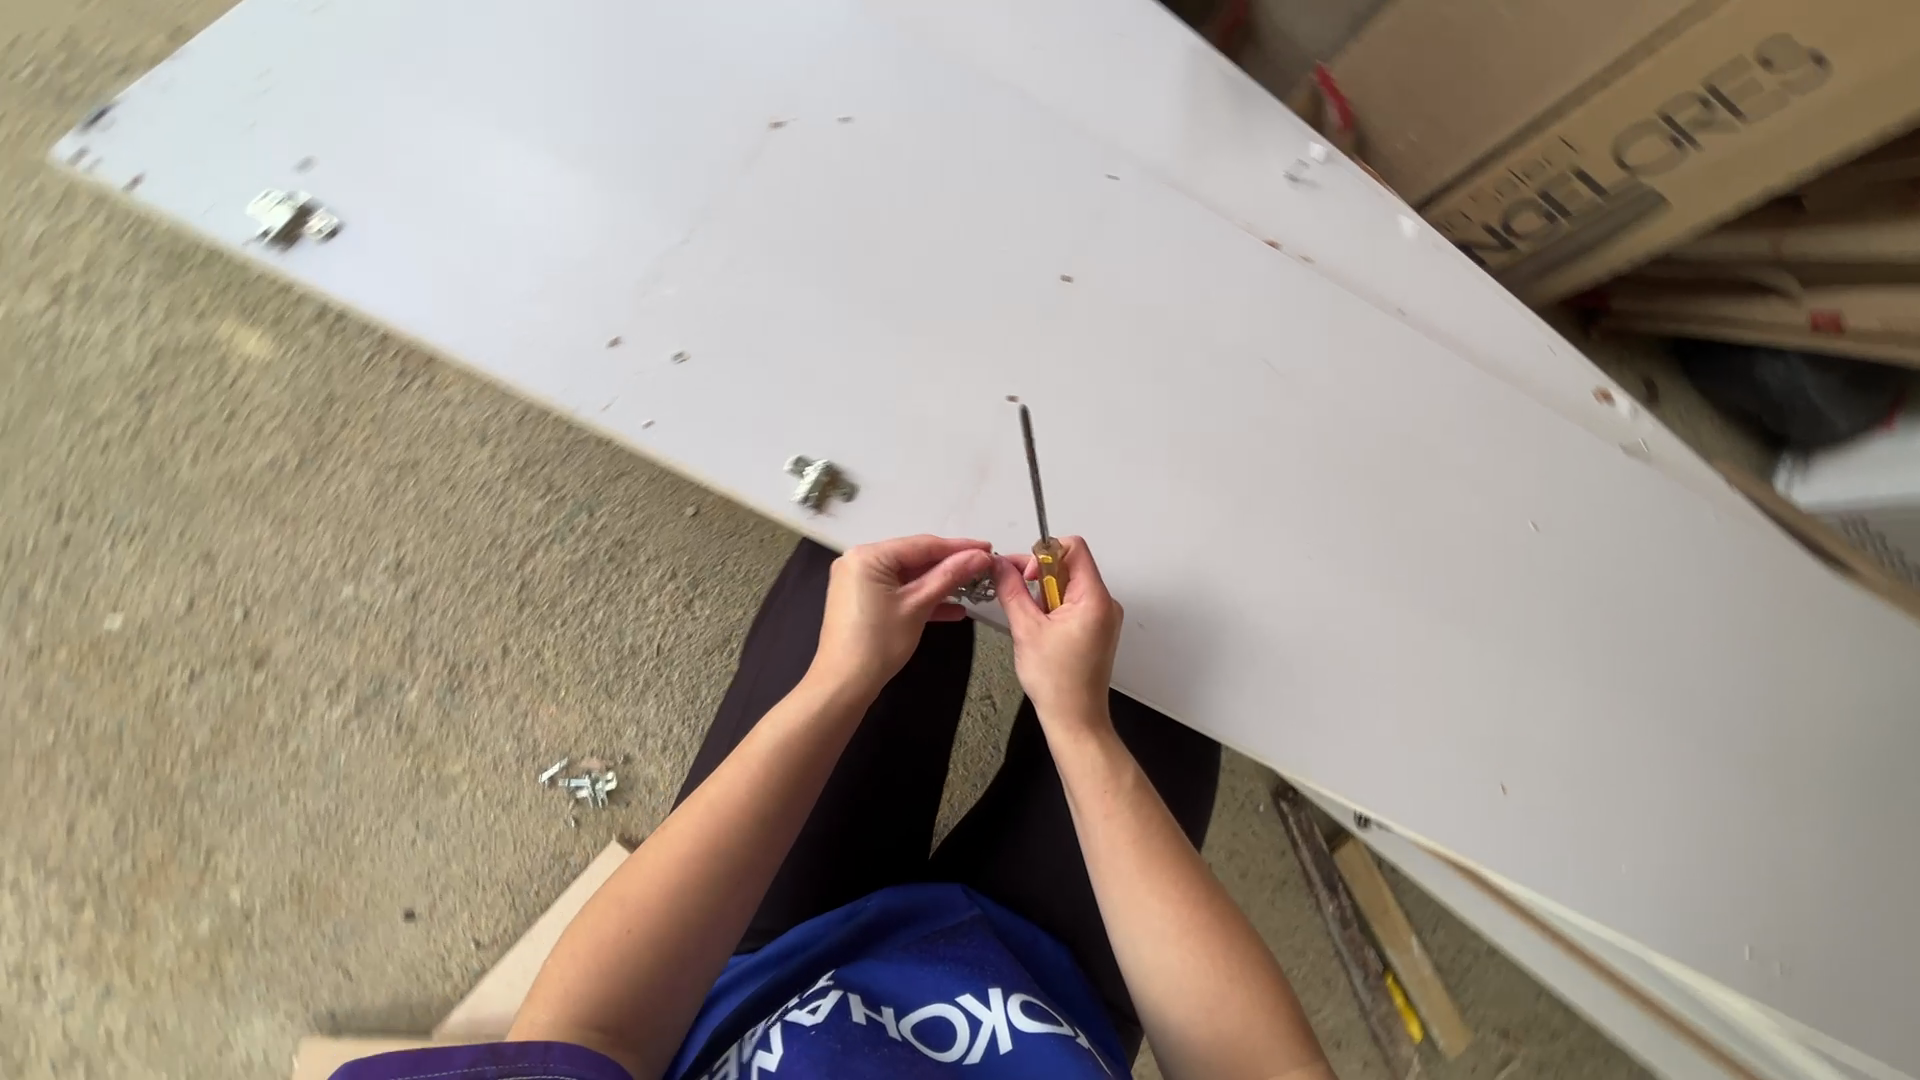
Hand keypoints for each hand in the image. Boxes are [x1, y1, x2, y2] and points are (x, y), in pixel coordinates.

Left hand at [809, 534, 993, 696]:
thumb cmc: (879, 642)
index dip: (958, 547)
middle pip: (914, 558)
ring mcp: (859, 581)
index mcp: (868, 555)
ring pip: (908, 577)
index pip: (922, 544)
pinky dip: (921, 599)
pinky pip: (897, 592)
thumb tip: (980, 556)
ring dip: (938, 585)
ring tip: (974, 588)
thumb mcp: (918, 606)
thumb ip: (950, 576)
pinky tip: (953, 610)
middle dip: (949, 566)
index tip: (988, 548)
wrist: (843, 684)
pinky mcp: (863, 600)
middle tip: (983, 567)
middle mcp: (859, 561)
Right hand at [992, 536, 1121, 735]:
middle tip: (1017, 595)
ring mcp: (1102, 616)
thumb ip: (1011, 590)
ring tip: (1032, 622)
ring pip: (1068, 584)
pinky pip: (1072, 602)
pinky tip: (1040, 629)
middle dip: (1039, 575)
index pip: (1073, 547)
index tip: (1026, 574)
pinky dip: (1052, 607)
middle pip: (1069, 564)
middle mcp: (1105, 603)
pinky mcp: (1096, 627)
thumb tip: (1000, 565)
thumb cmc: (1058, 683)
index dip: (1044, 553)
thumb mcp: (1025, 629)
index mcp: (1094, 599)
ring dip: (1044, 594)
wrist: (1075, 718)